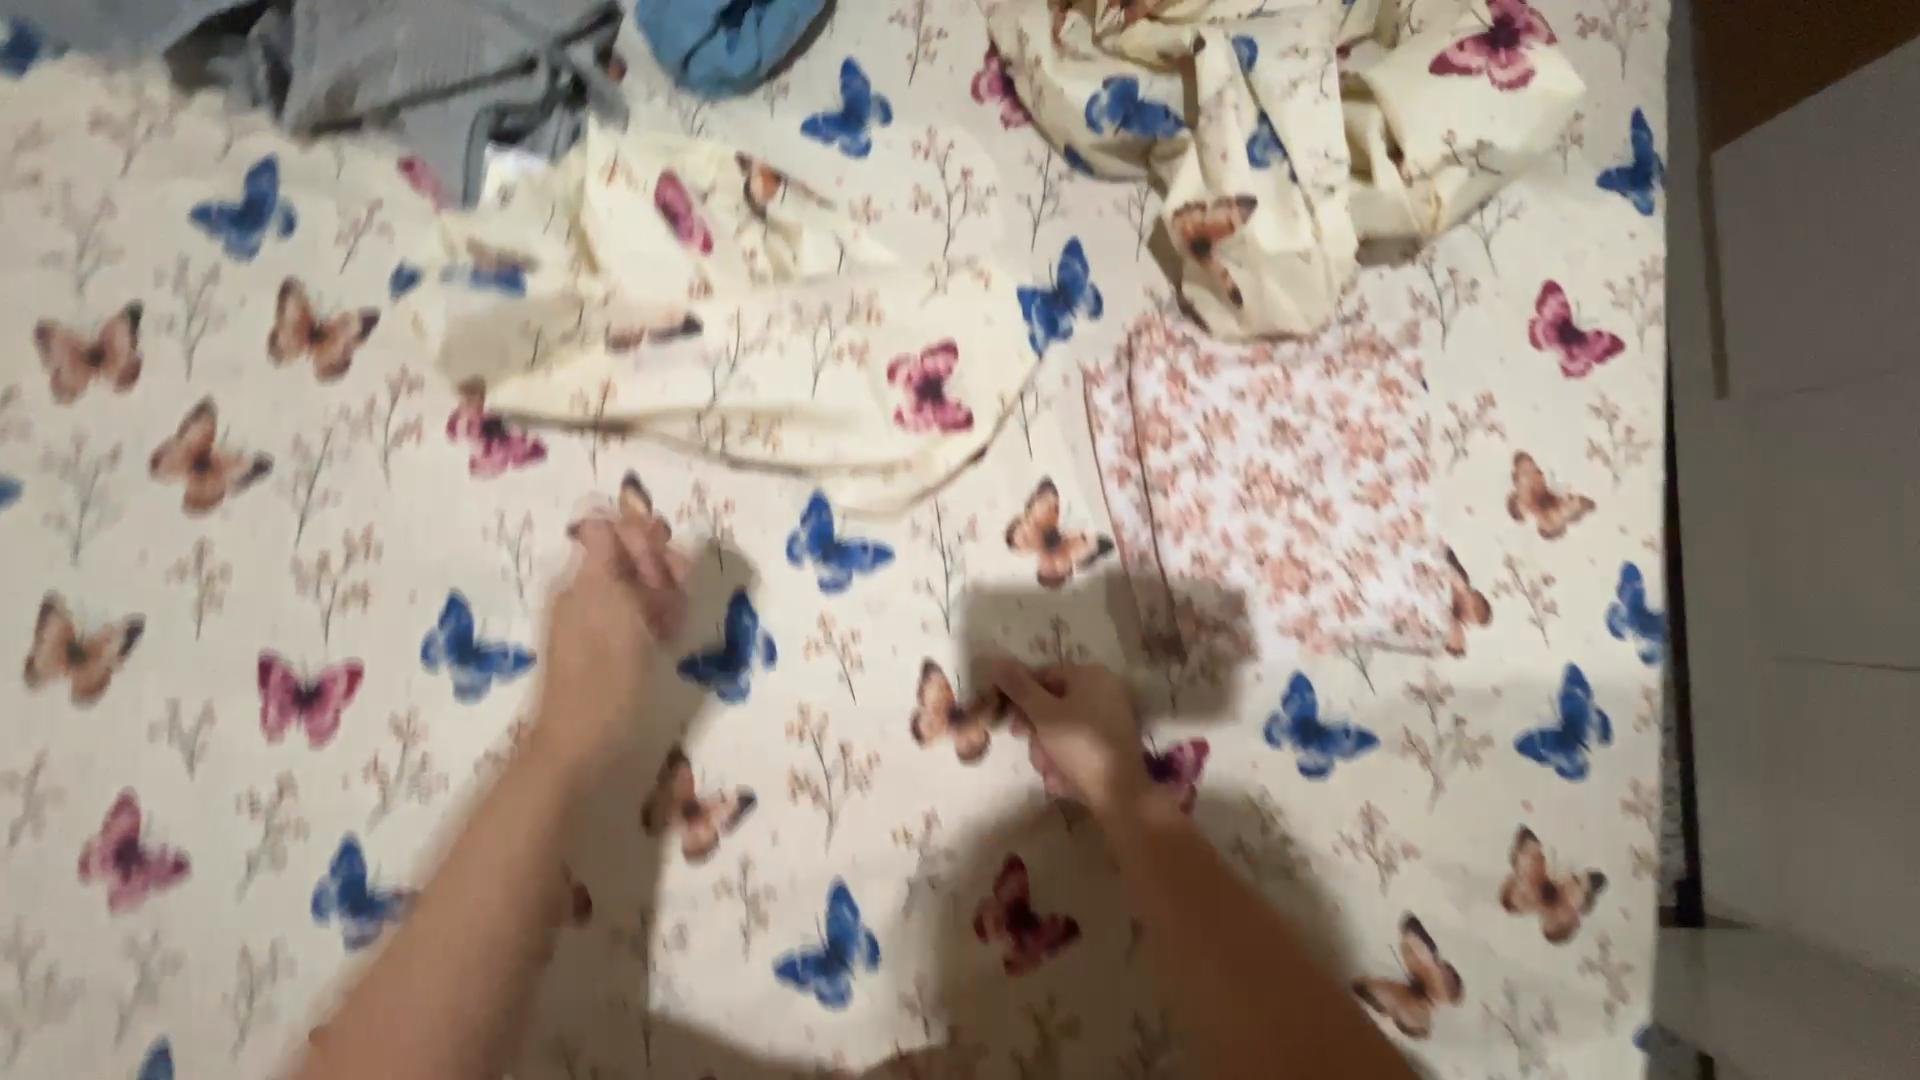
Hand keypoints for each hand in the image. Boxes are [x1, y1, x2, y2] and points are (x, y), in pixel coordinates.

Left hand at [531, 512, 689, 772]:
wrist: (586, 741)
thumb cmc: (603, 671)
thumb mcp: (606, 602)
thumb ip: (608, 555)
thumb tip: (603, 513)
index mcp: (583, 577)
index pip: (617, 531)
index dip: (646, 540)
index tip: (663, 568)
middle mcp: (590, 592)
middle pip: (636, 557)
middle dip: (664, 570)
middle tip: (674, 599)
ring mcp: (604, 620)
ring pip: (646, 587)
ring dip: (668, 596)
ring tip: (675, 623)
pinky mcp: (617, 646)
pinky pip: (645, 615)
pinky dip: (663, 619)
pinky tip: (671, 637)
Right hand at [989, 658, 1151, 818]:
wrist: (1120, 794)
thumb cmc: (1079, 744)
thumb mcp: (1043, 713)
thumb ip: (1018, 687)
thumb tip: (995, 660)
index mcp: (1090, 675)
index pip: (1044, 675)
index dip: (1021, 696)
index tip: (1009, 720)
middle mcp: (1103, 691)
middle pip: (1052, 703)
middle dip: (1035, 729)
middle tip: (1024, 743)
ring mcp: (1109, 719)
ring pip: (1061, 728)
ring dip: (1046, 750)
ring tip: (1048, 769)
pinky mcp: (1109, 746)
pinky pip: (1077, 745)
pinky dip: (1065, 760)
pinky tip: (1061, 778)